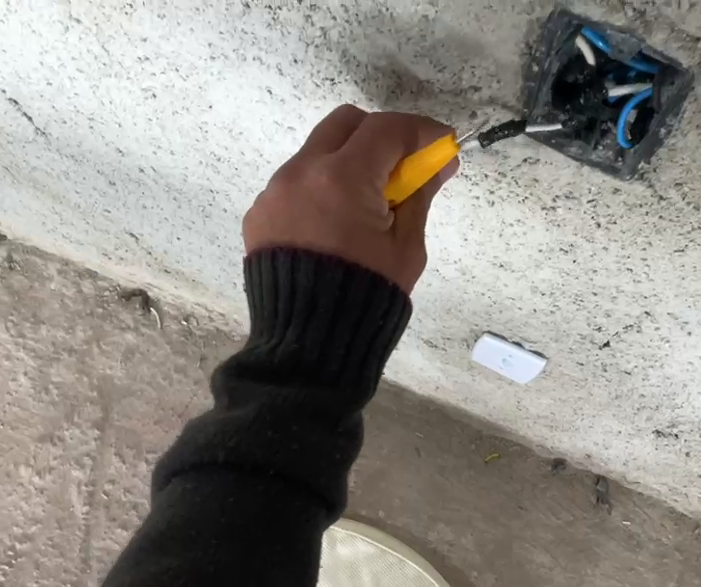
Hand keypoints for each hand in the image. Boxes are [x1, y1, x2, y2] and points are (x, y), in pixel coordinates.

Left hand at [243, 105, 455, 292]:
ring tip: (365, 207)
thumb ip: (419, 197)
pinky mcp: (258, 217)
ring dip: (346, 165)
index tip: (441, 144)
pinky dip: (319, 194)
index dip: (421, 131)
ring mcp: (273, 194)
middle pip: (345, 124)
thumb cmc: (366, 300)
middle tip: (402, 167)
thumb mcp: (405, 250)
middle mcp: (300, 174)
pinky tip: (334, 228)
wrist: (309, 347)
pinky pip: (293, 187)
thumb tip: (436, 165)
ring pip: (315, 154)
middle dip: (379, 137)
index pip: (387, 130)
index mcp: (342, 179)